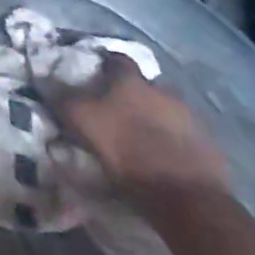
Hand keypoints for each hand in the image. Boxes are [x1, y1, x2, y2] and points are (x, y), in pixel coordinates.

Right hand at [35, 52, 228, 197]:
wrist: (185, 196)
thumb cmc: (126, 149)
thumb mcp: (81, 121)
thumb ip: (62, 98)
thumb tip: (45, 79)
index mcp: (131, 80)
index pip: (116, 59)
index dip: (105, 64)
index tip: (95, 74)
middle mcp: (162, 88)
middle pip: (144, 84)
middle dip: (133, 93)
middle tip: (119, 109)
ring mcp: (191, 116)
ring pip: (167, 109)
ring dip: (156, 116)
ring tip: (143, 135)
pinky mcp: (210, 145)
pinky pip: (186, 135)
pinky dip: (175, 140)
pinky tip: (165, 153)